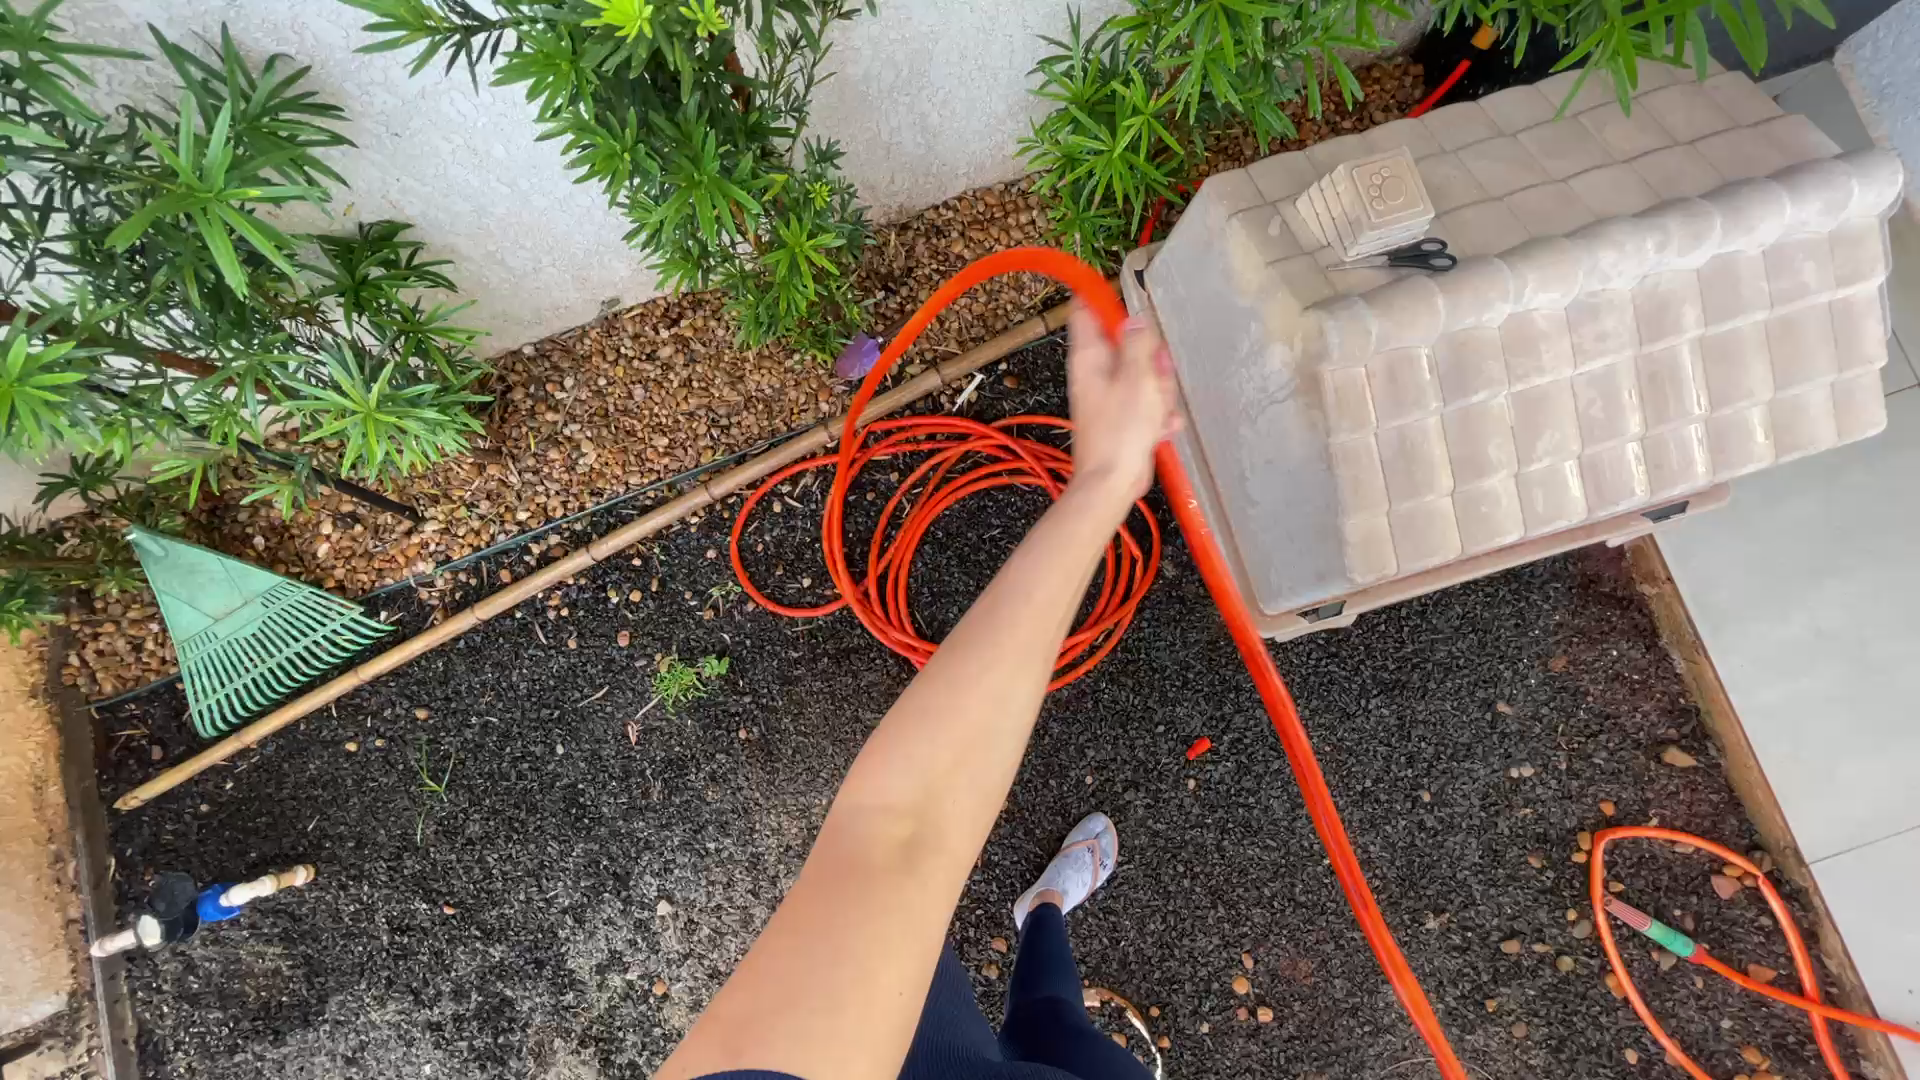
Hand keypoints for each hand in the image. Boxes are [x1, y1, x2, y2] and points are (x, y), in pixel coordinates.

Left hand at [1064, 305, 1178, 507]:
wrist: (1114, 482)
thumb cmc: (1121, 432)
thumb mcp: (1137, 377)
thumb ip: (1137, 343)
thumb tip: (1136, 318)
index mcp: (1089, 358)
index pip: (1085, 310)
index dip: (1104, 297)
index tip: (1128, 297)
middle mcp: (1096, 374)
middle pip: (1129, 343)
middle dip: (1151, 358)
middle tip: (1155, 375)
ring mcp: (1110, 396)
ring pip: (1145, 374)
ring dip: (1160, 390)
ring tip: (1156, 410)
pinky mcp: (1124, 417)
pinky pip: (1149, 403)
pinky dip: (1159, 414)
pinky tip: (1160, 427)